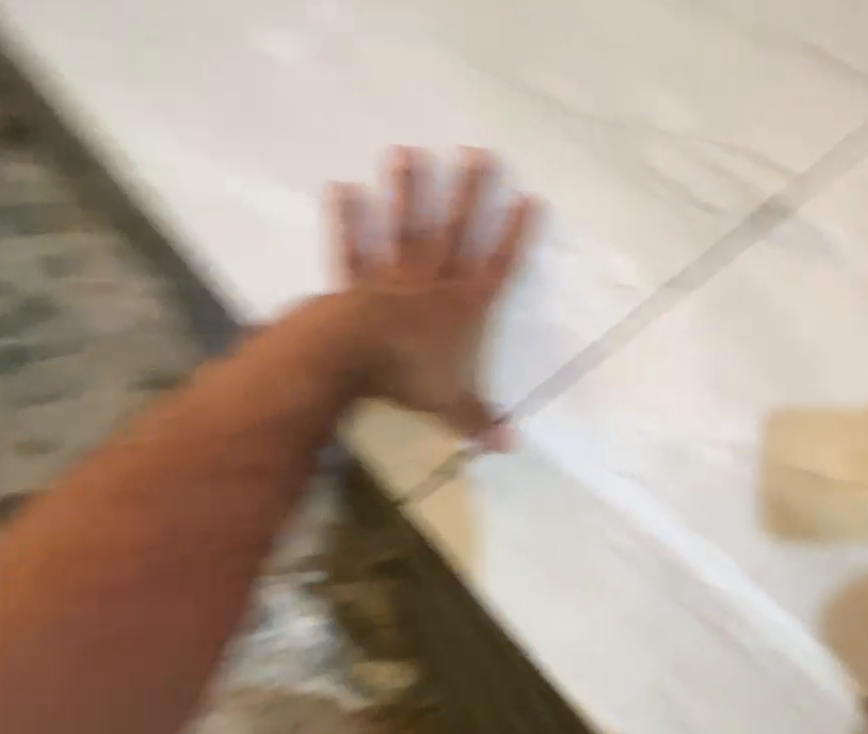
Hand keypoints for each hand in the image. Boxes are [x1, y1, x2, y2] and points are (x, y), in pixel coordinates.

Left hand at [330, 147, 537, 448]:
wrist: (351, 360)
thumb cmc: (408, 377)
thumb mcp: (451, 405)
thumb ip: (478, 421)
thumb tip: (508, 447)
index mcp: (462, 309)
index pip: (496, 267)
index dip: (513, 235)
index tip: (527, 199)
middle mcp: (431, 284)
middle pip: (455, 233)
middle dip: (469, 194)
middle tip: (478, 153)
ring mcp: (391, 278)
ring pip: (404, 230)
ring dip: (406, 192)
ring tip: (407, 151)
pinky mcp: (354, 284)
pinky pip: (350, 250)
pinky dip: (345, 222)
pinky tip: (340, 187)